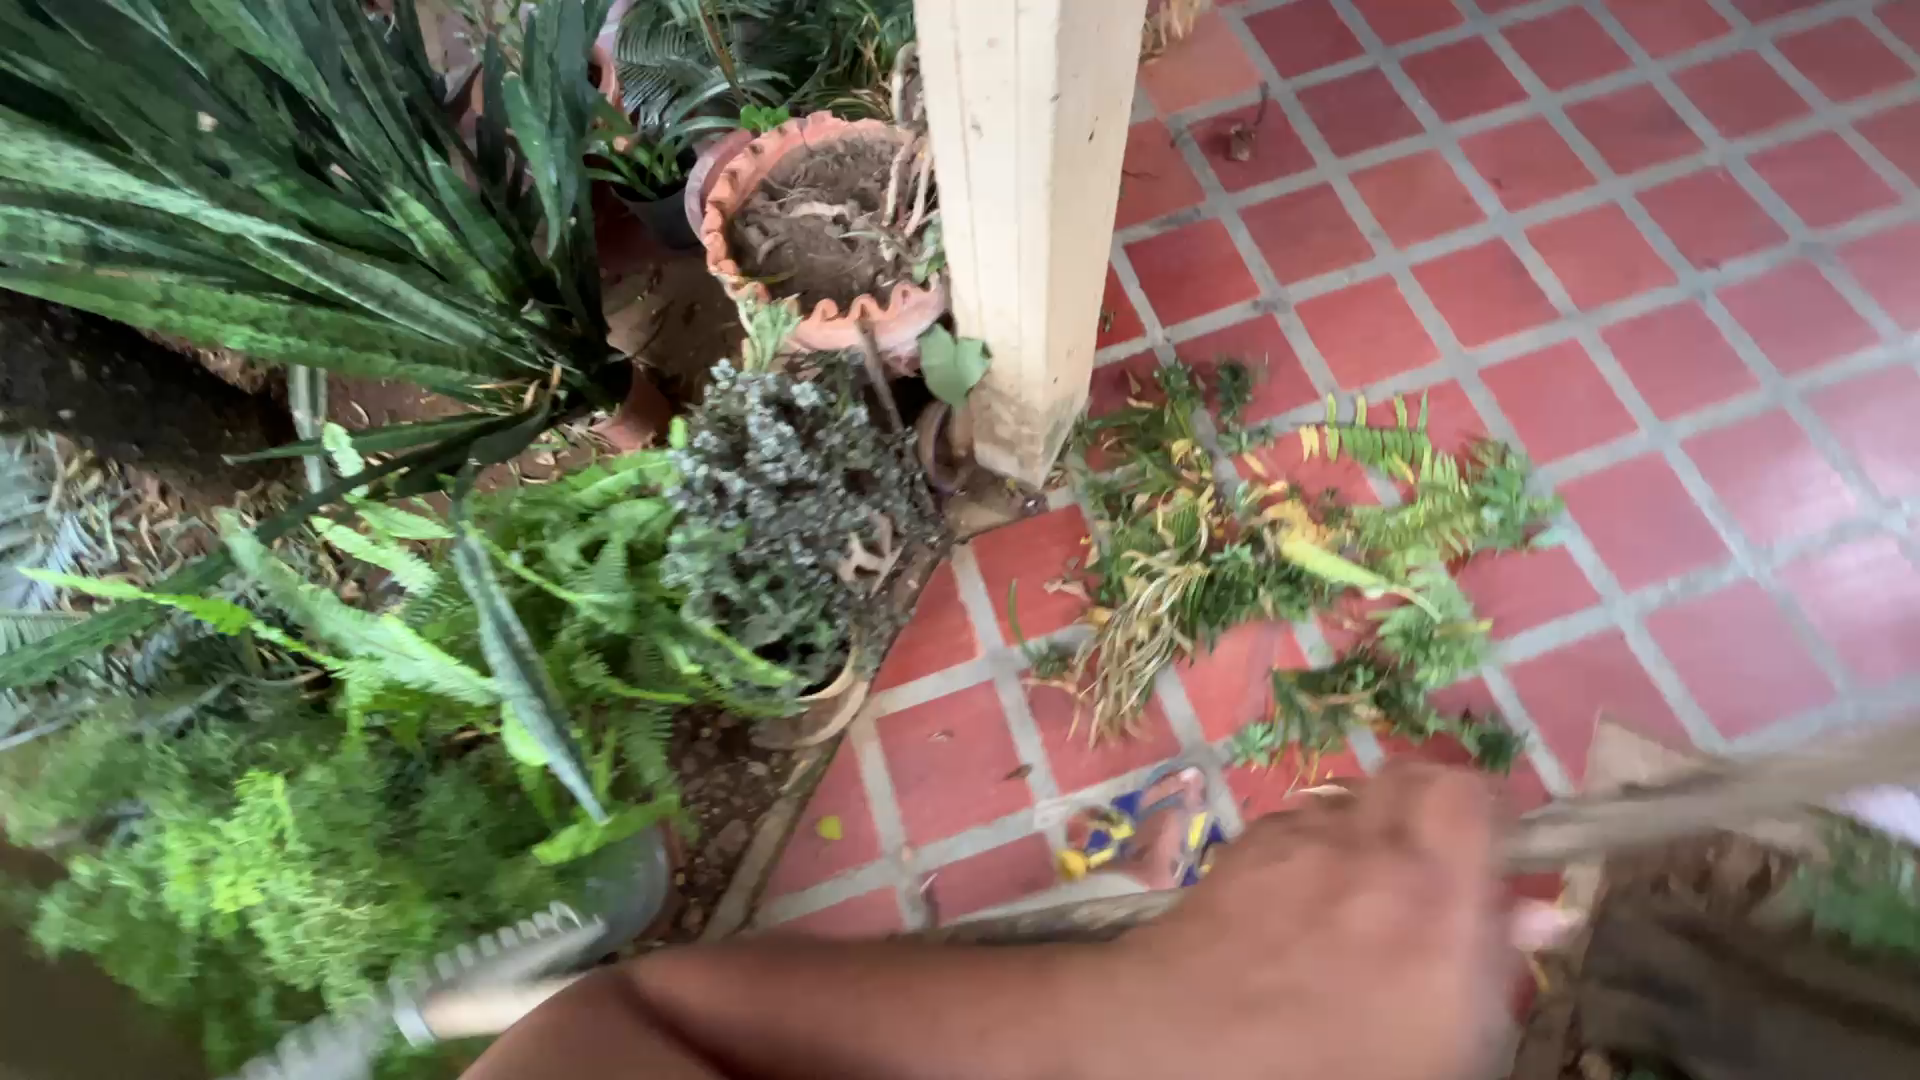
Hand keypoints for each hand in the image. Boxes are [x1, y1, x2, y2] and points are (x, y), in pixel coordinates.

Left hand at [1085, 763, 1511, 1079]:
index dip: (1488, 803)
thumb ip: (1492, 960)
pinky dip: (1320, 834)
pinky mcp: (1250, 838)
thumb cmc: (1335, 1058)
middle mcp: (1366, 849)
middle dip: (1435, 797)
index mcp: (1432, 898)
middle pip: (1409, 775)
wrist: (1197, 1033)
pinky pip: (1302, 816)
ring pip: (1353, 793)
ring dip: (1375, 818)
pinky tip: (1310, 881)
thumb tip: (1537, 912)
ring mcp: (1300, 836)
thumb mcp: (1447, 1039)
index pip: (1466, 796)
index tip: (1499, 831)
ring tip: (1373, 869)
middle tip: (1441, 841)